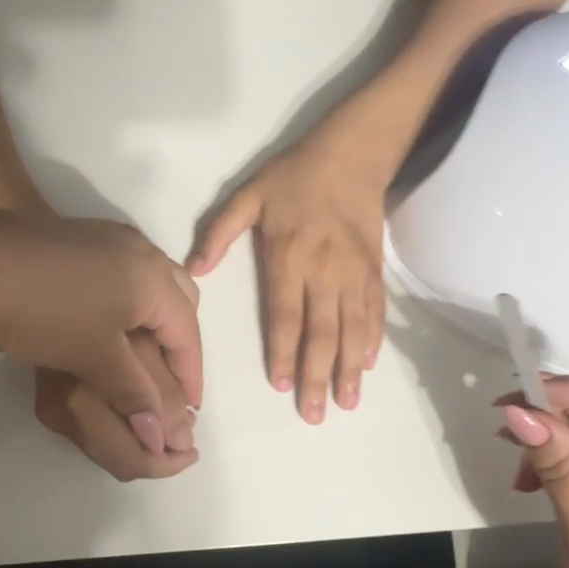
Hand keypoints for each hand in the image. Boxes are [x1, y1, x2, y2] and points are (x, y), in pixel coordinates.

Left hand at [0, 210, 203, 451]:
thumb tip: (161, 437)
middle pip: (179, 298)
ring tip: (141, 356)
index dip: (191, 375)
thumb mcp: (94, 358)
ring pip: (151, 281)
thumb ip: (135, 395)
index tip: (190, 411)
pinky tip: (105, 321)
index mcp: (152, 276)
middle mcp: (139, 248)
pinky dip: (129, 300)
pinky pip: (124, 270)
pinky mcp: (77, 235)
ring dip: (154, 318)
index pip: (188, 332)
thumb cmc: (44, 313)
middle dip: (179, 341)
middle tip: (168, 380)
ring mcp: (107, 235)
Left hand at [189, 133, 388, 423]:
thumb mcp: (248, 195)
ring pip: (353, 328)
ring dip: (349, 368)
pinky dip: (372, 339)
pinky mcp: (374, 269)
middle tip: (316, 413)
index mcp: (290, 257)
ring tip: (347, 402)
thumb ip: (220, 232)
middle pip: (322, 332)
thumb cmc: (294, 176)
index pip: (286, 315)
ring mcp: (354, 273)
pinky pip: (374, 311)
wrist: (352, 154)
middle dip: (319, 375)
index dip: (283, 352)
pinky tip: (367, 364)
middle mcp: (325, 272)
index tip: (281, 384)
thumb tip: (194, 270)